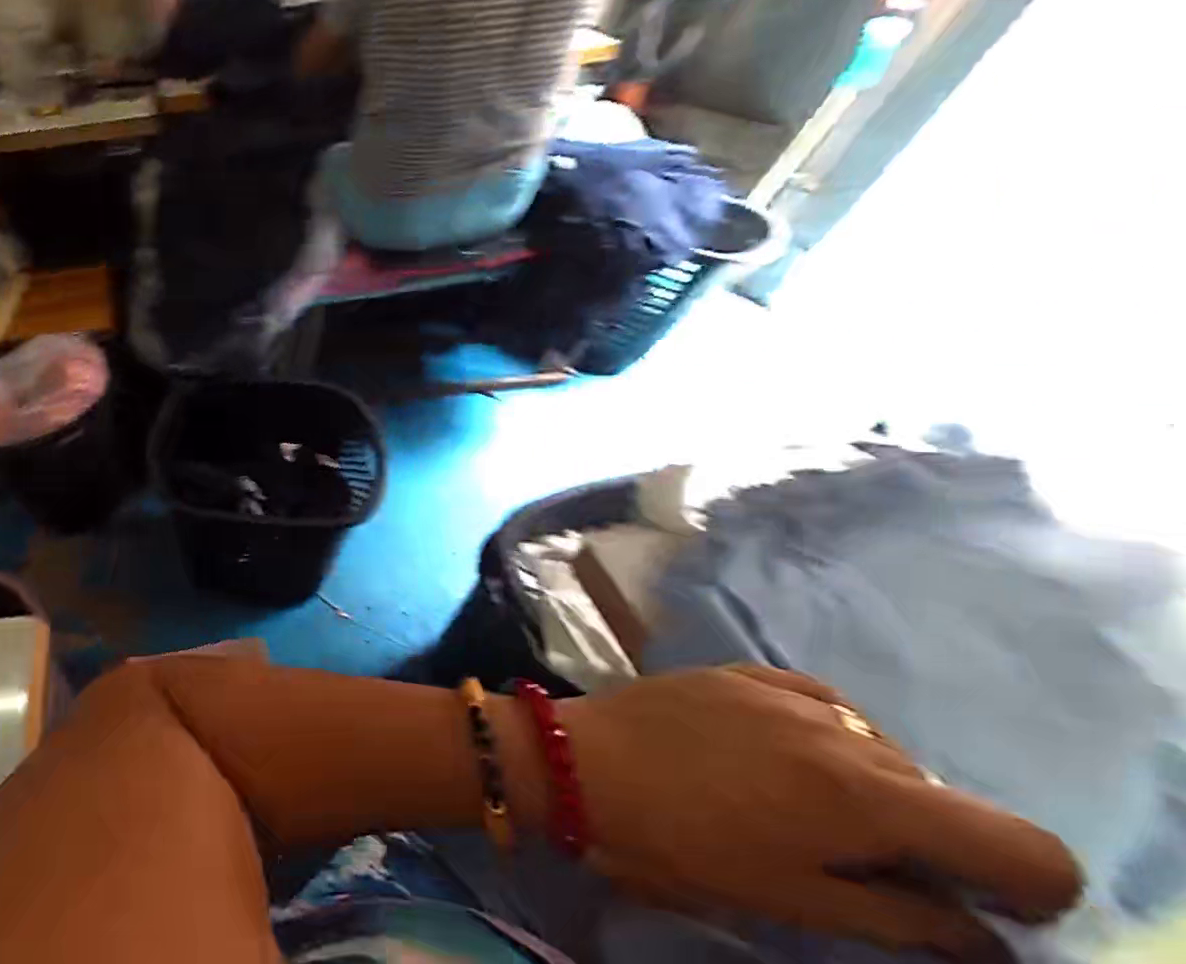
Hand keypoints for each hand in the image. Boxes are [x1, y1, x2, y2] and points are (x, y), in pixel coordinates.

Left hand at [559, 666, 1081, 959]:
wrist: (578, 764)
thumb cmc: (679, 844)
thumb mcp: (792, 899)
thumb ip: (901, 917)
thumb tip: (982, 933)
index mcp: (868, 797)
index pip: (1021, 843)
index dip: (1024, 887)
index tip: (974, 905)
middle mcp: (841, 731)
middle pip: (936, 792)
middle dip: (923, 834)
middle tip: (857, 858)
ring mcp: (783, 690)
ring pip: (873, 743)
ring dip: (866, 781)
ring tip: (800, 804)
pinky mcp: (736, 670)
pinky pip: (814, 699)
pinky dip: (822, 731)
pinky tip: (782, 750)